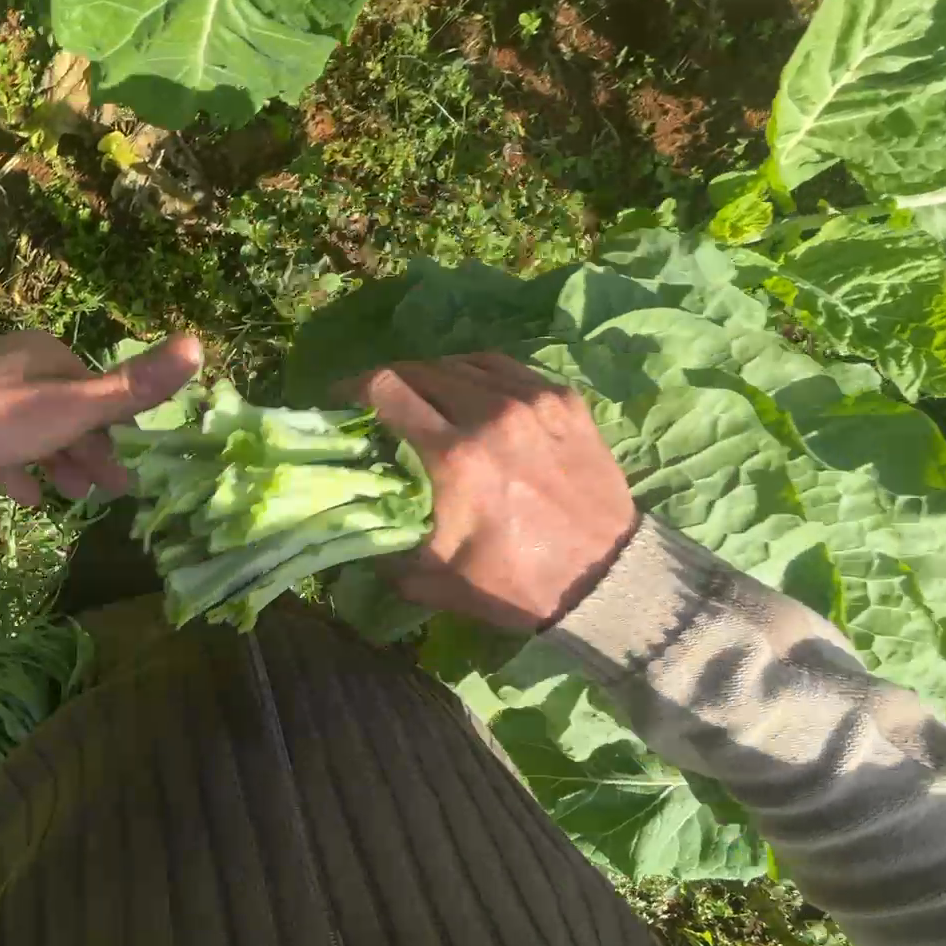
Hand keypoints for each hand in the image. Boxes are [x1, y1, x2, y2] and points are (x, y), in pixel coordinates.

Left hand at [0, 330, 201, 504]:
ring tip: (69, 498)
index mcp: (47, 356)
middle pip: (64, 413)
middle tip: (104, 495)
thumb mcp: (71, 407)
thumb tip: (199, 344)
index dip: (114, 438)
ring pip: (31, 429)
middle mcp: (15, 365)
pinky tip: (23, 494)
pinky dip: (16, 467)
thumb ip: (131, 388)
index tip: (124, 481)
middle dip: (87, 454)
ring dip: (56, 463)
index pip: (95, 395)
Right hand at [351, 354, 637, 631]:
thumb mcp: (428, 578)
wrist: (607, 580)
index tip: (338, 401)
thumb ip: (376, 546)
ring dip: (429, 377)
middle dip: (386, 383)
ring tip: (420, 399)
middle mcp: (492, 415)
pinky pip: (504, 367)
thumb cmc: (512, 583)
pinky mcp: (564, 399)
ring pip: (461, 362)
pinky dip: (474, 374)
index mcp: (455, 456)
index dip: (352, 388)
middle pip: (419, 369)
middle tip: (375, 405)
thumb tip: (344, 518)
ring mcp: (534, 401)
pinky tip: (467, 394)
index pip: (387, 389)